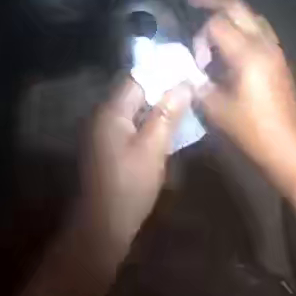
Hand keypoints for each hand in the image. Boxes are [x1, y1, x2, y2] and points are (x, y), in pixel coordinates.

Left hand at [73, 77, 191, 252]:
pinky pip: (133, 125)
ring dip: (159, 107)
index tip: (187, 69)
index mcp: (111, 112)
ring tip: (188, 104)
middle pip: (136, 92)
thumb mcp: (153, 148)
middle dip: (163, 88)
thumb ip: (167, 114)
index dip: (162, 72)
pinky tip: (171, 127)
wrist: (103, 226)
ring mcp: (105, 133)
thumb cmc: (129, 185)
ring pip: (135, 110)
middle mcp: (104, 116)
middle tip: (193, 86)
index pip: (137, 78)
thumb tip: (183, 83)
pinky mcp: (110, 148)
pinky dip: (151, 123)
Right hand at [189, 0, 295, 162]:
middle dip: (213, 1)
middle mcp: (263, 43)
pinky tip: (229, 39)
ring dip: (229, 12)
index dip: (199, 37)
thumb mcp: (215, 108)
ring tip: (210, 19)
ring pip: (250, 15)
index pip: (216, 23)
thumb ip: (197, 83)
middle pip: (237, 7)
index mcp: (247, 53)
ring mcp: (274, 49)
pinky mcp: (278, 58)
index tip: (196, 61)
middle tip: (192, 3)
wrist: (290, 145)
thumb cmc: (252, 129)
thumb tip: (188, 71)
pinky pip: (258, 28)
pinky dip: (241, 25)